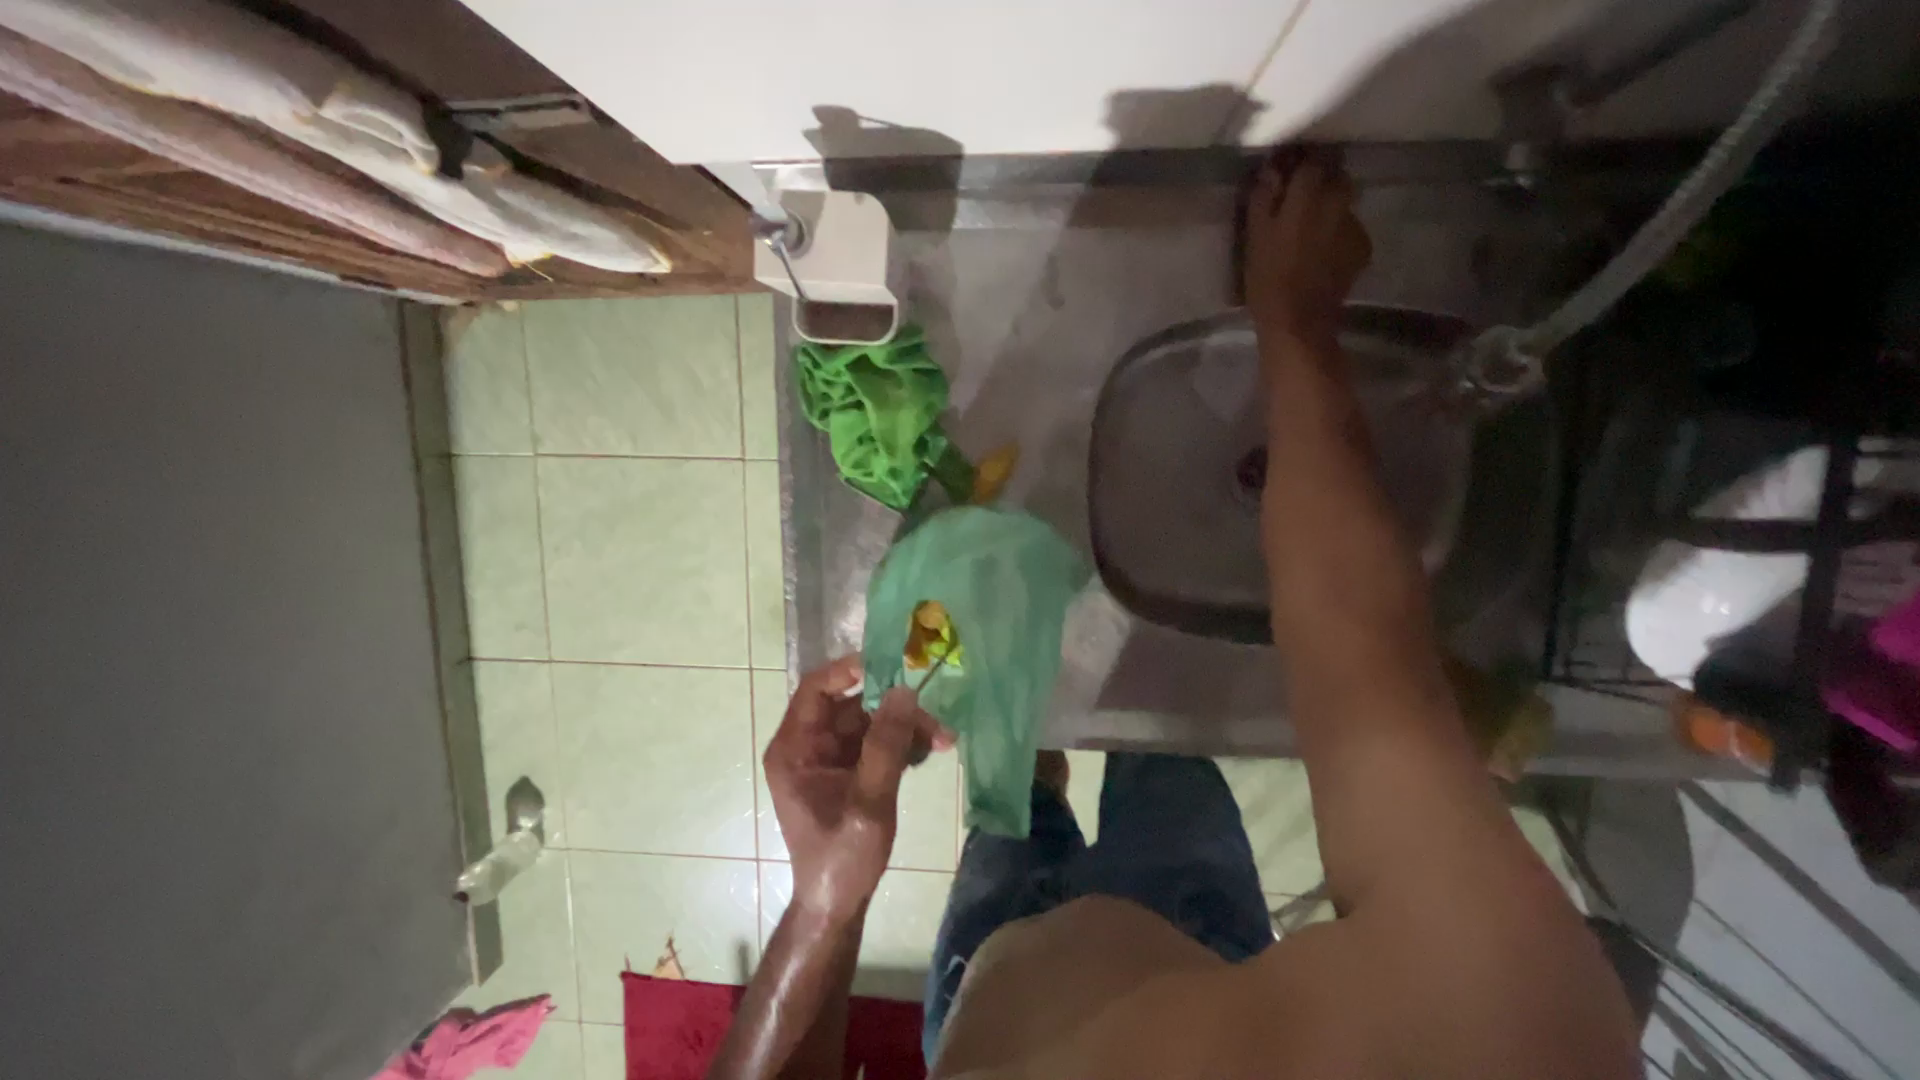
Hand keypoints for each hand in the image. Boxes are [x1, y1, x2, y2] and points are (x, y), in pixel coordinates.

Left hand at [762, 657, 952, 919]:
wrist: (839, 904)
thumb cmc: (842, 857)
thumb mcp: (868, 801)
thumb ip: (886, 745)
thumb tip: (905, 690)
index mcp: (794, 748)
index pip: (816, 689)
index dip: (851, 670)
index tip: (894, 667)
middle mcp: (808, 746)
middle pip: (852, 705)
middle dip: (895, 709)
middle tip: (936, 722)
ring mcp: (829, 758)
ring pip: (870, 721)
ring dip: (906, 726)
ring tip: (942, 740)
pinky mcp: (848, 770)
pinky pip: (876, 741)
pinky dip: (902, 743)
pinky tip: (928, 752)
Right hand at [1244, 149, 1370, 349]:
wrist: (1299, 322)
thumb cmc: (1268, 279)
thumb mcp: (1254, 237)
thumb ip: (1264, 197)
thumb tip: (1271, 168)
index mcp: (1309, 194)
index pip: (1313, 157)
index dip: (1301, 159)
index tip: (1288, 167)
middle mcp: (1339, 200)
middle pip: (1336, 175)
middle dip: (1321, 179)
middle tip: (1300, 197)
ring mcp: (1355, 224)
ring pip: (1344, 202)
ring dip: (1330, 207)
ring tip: (1311, 228)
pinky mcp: (1362, 247)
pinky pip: (1349, 229)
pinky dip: (1337, 233)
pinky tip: (1323, 252)